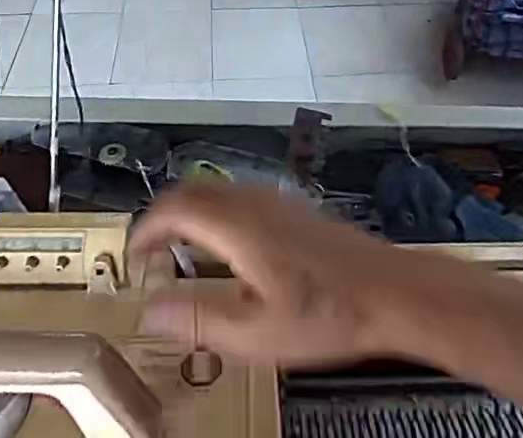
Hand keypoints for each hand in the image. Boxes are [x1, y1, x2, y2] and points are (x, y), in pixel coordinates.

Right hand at [127, 183, 430, 366]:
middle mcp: (257, 202)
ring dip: (193, 212)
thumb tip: (150, 309)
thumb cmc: (324, 314)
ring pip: (222, 190)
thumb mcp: (255, 334)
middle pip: (197, 190)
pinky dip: (219, 213)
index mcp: (241, 226)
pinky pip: (243, 196)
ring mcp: (280, 200)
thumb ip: (198, 319)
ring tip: (181, 252)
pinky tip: (228, 249)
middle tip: (151, 253)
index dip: (148, 226)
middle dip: (166, 216)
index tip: (133, 255)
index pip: (178, 207)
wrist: (389, 290)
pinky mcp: (297, 208)